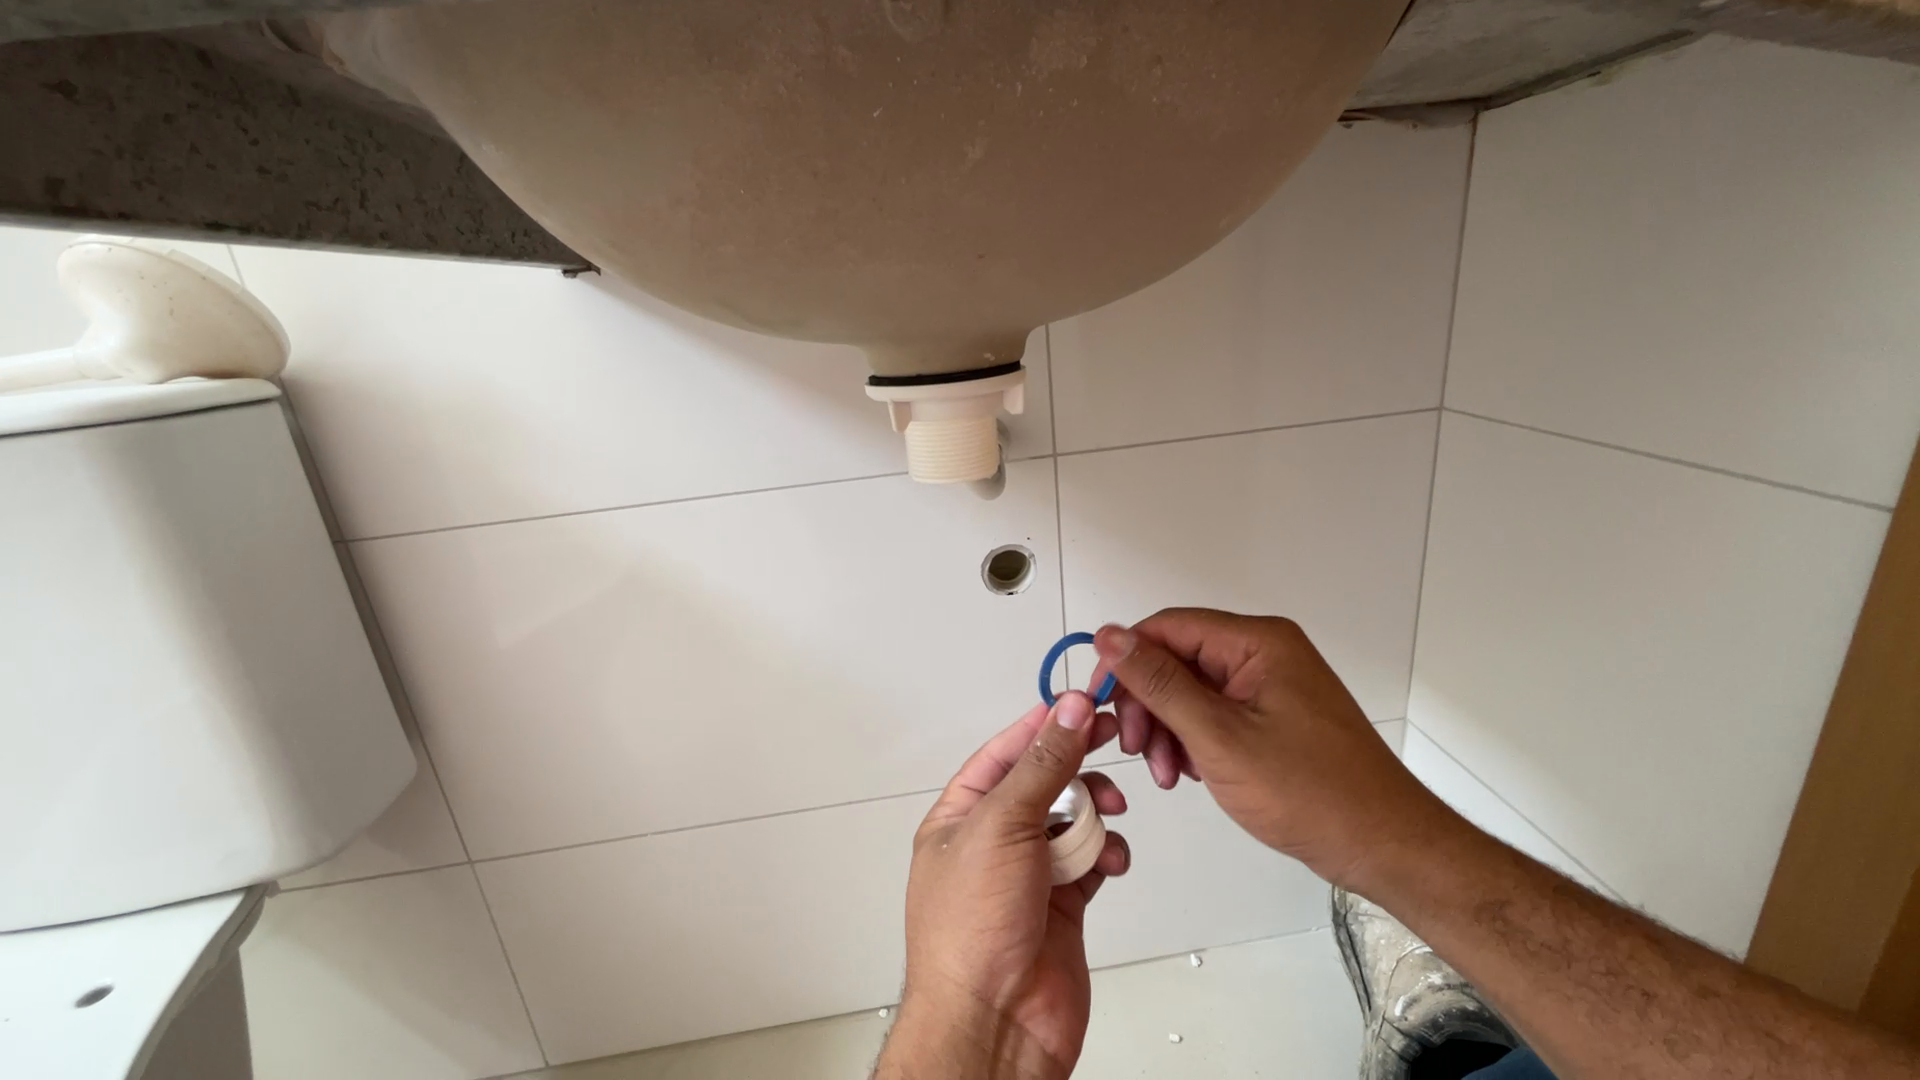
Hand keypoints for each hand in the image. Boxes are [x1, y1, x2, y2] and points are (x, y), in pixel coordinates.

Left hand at [875, 693, 1130, 1079]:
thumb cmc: (971, 929)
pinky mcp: (1063, 901)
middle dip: (1076, 763)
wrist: (996, 1022)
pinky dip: (1106, 852)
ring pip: (1072, 818)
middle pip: (1043, 781)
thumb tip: (1068, 712)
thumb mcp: (1003, 825)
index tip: (1081, 701)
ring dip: (1094, 812)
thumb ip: (1042, 765)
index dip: (1042, 724)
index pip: (1005, 752)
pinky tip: (1110, 859)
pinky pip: (1092, 858)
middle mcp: (994, 839)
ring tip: (1108, 813)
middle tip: (1111, 736)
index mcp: (962, 815)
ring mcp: (1029, 871)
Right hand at [1092, 609, 1464, 895]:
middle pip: (1177, 659)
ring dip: (1168, 729)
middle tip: (1137, 752)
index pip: (1168, 627)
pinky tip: (1190, 774)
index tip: (1098, 705)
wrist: (1384, 846)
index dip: (1126, 661)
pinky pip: (1213, 713)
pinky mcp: (1271, 715)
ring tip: (1169, 775)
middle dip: (1149, 704)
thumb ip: (1159, 683)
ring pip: (1190, 690)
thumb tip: (1108, 635)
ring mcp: (1269, 685)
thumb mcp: (1218, 737)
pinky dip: (1192, 740)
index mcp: (1257, 642)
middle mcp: (1263, 652)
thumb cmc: (1306, 791)